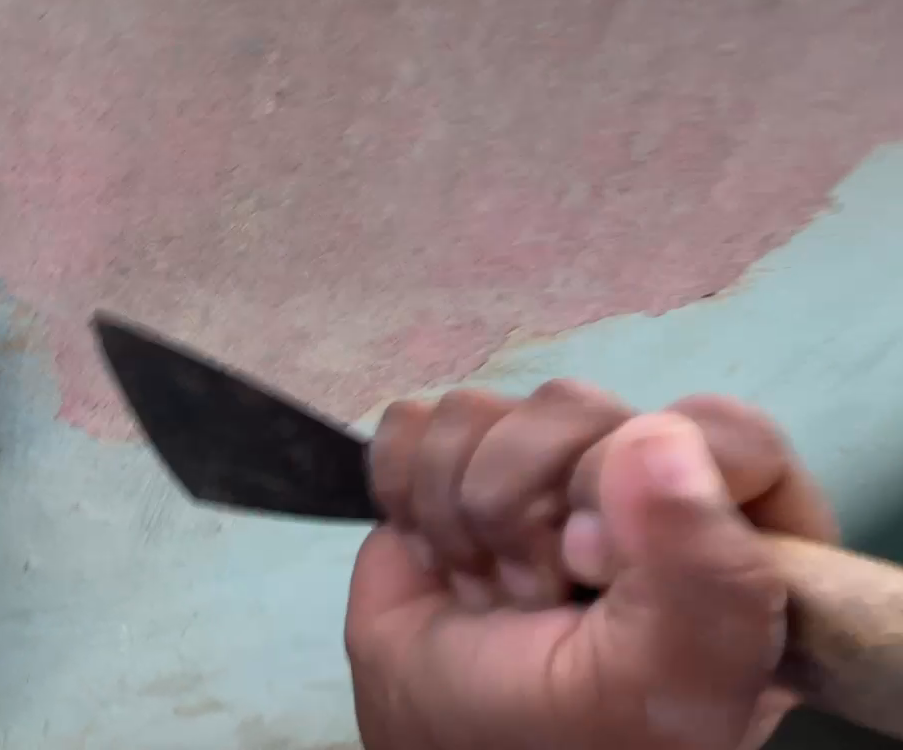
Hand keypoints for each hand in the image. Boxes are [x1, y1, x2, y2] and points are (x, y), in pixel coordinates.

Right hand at [346, 383, 838, 749]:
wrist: (422, 722)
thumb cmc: (550, 729)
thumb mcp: (652, 687)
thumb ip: (699, 579)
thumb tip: (661, 433)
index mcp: (725, 534)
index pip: (715, 429)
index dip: (636, 477)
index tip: (592, 562)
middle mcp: (625, 483)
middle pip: (566, 406)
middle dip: (518, 504)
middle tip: (525, 589)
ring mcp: (521, 464)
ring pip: (471, 408)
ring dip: (451, 507)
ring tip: (475, 578)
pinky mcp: (434, 457)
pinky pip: (404, 421)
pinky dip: (398, 488)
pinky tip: (427, 545)